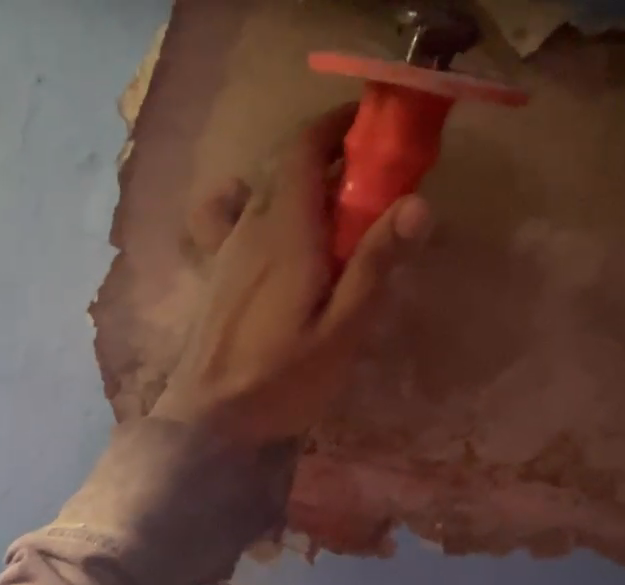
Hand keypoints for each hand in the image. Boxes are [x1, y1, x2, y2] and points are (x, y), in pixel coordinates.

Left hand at [151, 103, 431, 446]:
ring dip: (300, 190)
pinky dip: (259, 212)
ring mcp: (224, 254)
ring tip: (336, 218)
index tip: (373, 124)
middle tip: (373, 183)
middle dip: (329, 160)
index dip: (336, 124)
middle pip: (285, 170)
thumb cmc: (278, 382)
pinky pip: (231, 224)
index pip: (302, 149)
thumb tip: (418, 201)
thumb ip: (374, 266)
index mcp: (284, 232)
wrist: (205, 421)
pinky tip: (273, 237)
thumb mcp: (339, 332)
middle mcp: (247, 230)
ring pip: (261, 198)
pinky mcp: (213, 280)